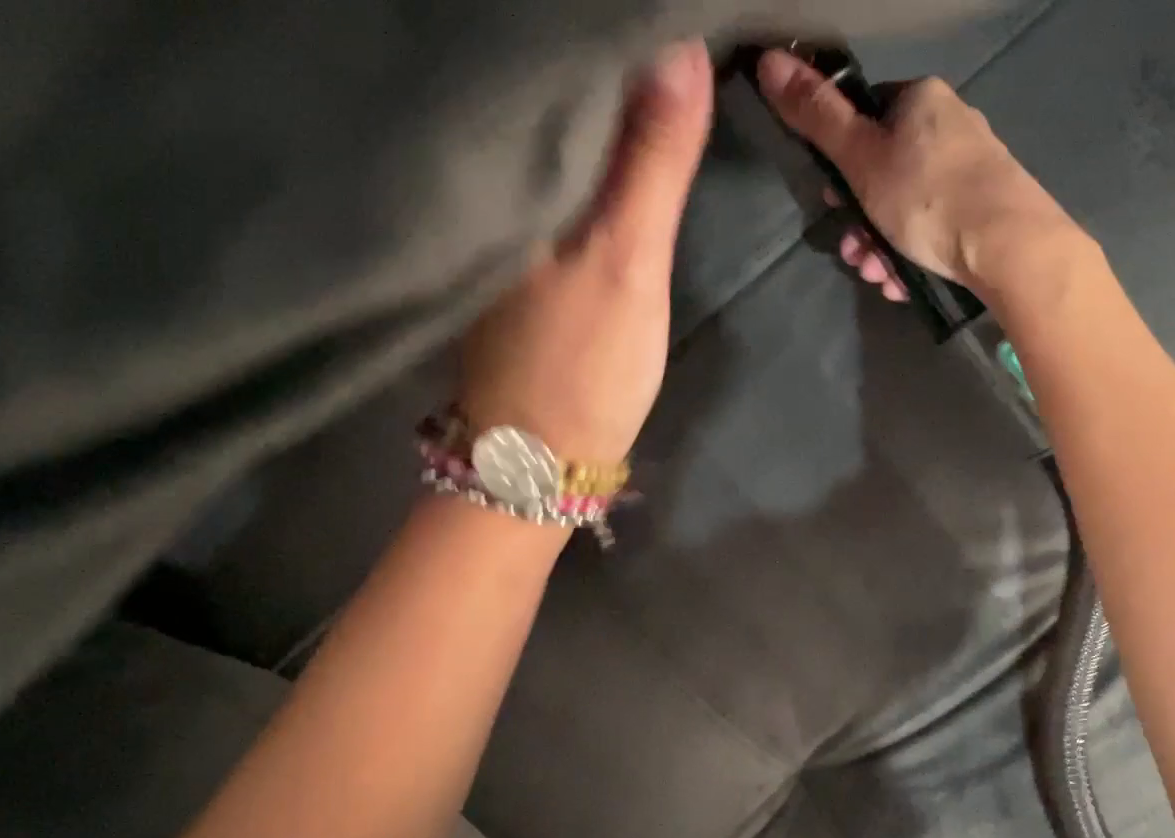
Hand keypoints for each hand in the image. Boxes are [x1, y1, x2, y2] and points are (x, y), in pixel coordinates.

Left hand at [457, 42, 712, 463]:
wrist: (539, 457)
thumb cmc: (584, 362)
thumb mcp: (630, 257)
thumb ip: (654, 160)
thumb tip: (682, 48)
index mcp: (507, 163)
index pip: (564, 65)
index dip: (620, 37)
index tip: (673, 18)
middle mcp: (492, 174)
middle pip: (558, 92)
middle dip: (611, 60)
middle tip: (673, 31)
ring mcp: (506, 210)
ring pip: (559, 130)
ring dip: (606, 100)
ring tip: (658, 62)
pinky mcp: (521, 243)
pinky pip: (560, 170)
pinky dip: (594, 146)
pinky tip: (623, 131)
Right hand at [756, 49, 1076, 296]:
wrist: (1011, 248)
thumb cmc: (928, 197)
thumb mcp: (861, 158)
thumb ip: (816, 116)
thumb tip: (769, 60)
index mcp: (922, 102)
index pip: (867, 118)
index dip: (841, 163)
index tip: (832, 200)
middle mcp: (953, 128)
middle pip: (887, 173)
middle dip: (860, 220)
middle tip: (853, 254)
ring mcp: (975, 173)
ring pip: (910, 210)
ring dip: (881, 246)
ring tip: (876, 276)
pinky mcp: (989, 214)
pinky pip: (938, 232)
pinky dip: (913, 257)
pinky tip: (901, 284)